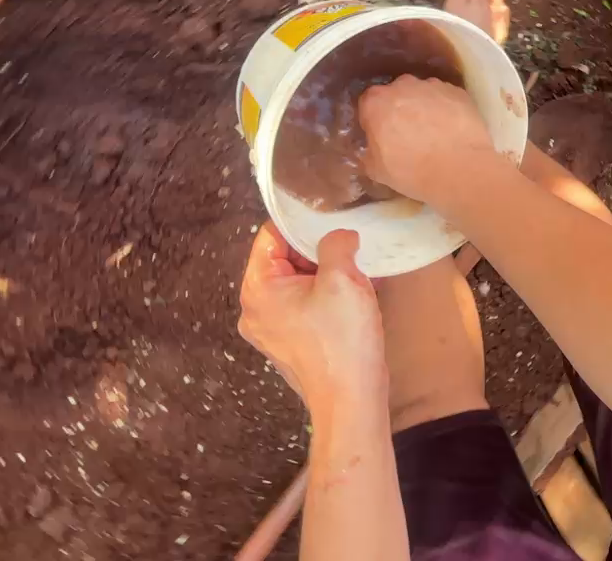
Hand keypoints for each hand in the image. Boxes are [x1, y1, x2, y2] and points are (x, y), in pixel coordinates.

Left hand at [238, 226, 385, 411]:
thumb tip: (340, 235)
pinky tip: (355, 291)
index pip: (270, 236)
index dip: (300, 221)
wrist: (351, 398)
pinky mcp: (290, 341)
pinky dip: (327, 291)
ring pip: (297, 280)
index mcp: (258, 289)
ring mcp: (271, 328)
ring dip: (326, 270)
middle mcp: (255, 308)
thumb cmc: (342, 337)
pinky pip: (305, 302)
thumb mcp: (342, 278)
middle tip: (349, 242)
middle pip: (283, 258)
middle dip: (317, 248)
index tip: (331, 214)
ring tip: (356, 266)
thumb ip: (336, 243)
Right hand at [357, 75, 506, 200]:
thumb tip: (371, 149)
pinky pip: (445, 97)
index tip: (382, 135)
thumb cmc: (412, 170)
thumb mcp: (376, 170)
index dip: (374, 120)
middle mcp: (403, 85)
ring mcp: (433, 85)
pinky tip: (452, 128)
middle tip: (408, 134)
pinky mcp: (458, 90)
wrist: (460, 167)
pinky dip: (446, 108)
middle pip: (396, 94)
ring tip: (434, 132)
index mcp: (376, 102)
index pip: (368, 104)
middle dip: (400, 109)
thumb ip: (368, 153)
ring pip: (423, 93)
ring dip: (424, 107)